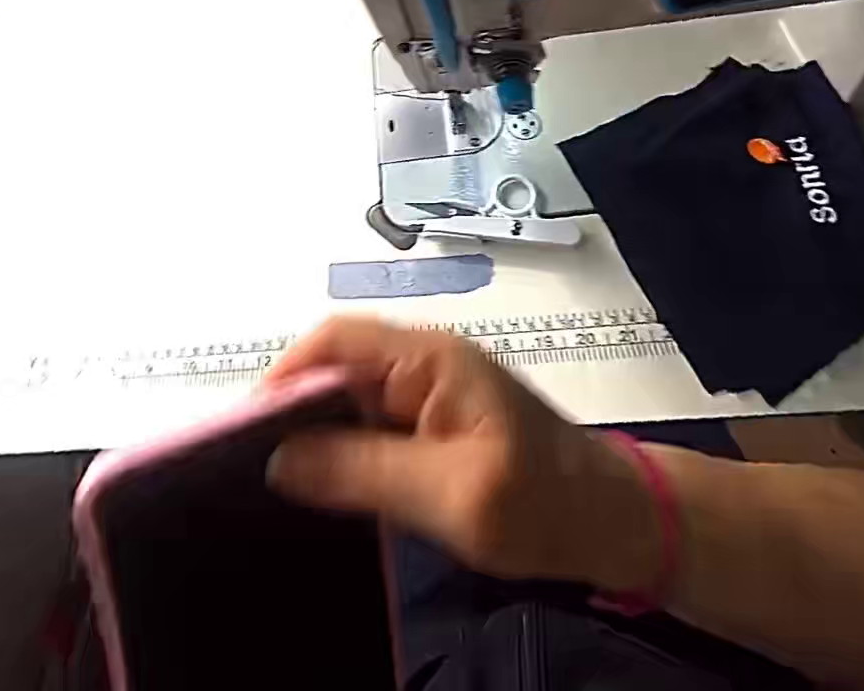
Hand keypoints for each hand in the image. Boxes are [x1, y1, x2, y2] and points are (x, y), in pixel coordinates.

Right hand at [264, 317, 658, 590]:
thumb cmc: (544, 505)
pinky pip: (369, 417)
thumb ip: (361, 472)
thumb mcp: (450, 495)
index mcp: (428, 357)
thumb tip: (279, 459)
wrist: (614, 524)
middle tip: (254, 453)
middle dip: (294, 402)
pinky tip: (324, 476)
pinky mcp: (429, 414)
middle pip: (337, 362)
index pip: (338, 339)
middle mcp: (421, 359)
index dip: (287, 372)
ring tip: (278, 468)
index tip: (249, 422)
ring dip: (316, 426)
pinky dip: (341, 442)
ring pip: (349, 392)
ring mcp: (425, 386)